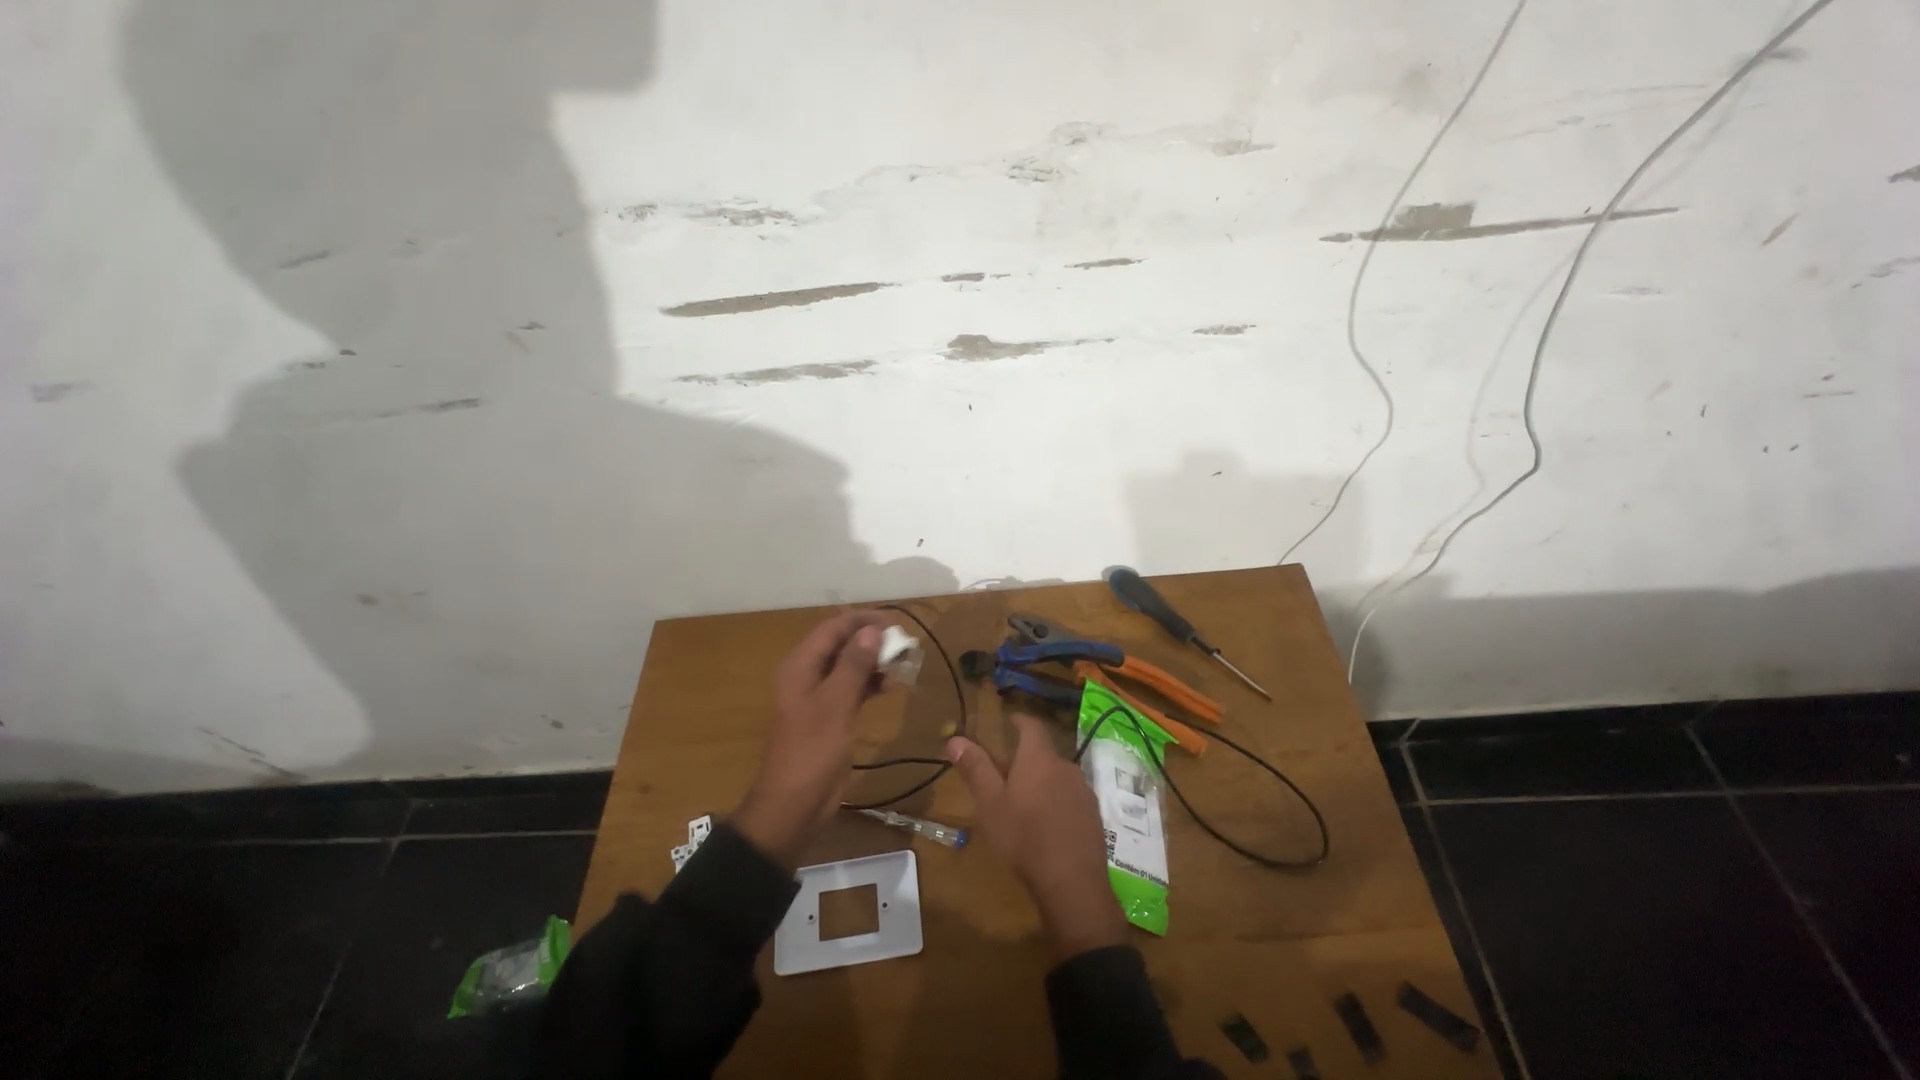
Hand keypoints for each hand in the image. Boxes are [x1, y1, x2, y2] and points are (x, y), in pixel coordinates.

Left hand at [733, 612, 887, 865]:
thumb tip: (872, 631)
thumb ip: (853, 665)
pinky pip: (853, 690)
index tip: (896, 622)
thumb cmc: (812, 751)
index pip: (832, 629)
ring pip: (850, 667)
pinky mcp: (832, 717)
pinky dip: (872, 684)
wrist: (795, 804)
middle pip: (841, 645)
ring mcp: (820, 698)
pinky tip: (894, 684)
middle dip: (872, 640)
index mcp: (800, 666)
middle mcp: (808, 676)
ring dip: (875, 661)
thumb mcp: (835, 704)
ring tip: (906, 659)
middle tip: (906, 642)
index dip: (862, 621)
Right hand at [947, 713, 1127, 959]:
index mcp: (1038, 759)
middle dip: (1026, 756)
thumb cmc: (1024, 837)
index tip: (1009, 719)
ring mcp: (1083, 791)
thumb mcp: (991, 803)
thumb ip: (975, 768)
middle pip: (1044, 752)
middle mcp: (1065, 767)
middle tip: (1006, 769)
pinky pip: (1070, 796)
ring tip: (1024, 798)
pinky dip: (1056, 800)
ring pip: (1058, 775)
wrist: (1072, 881)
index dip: (1019, 720)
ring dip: (1042, 780)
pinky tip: (1047, 822)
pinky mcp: (1093, 814)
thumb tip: (955, 738)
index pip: (1031, 726)